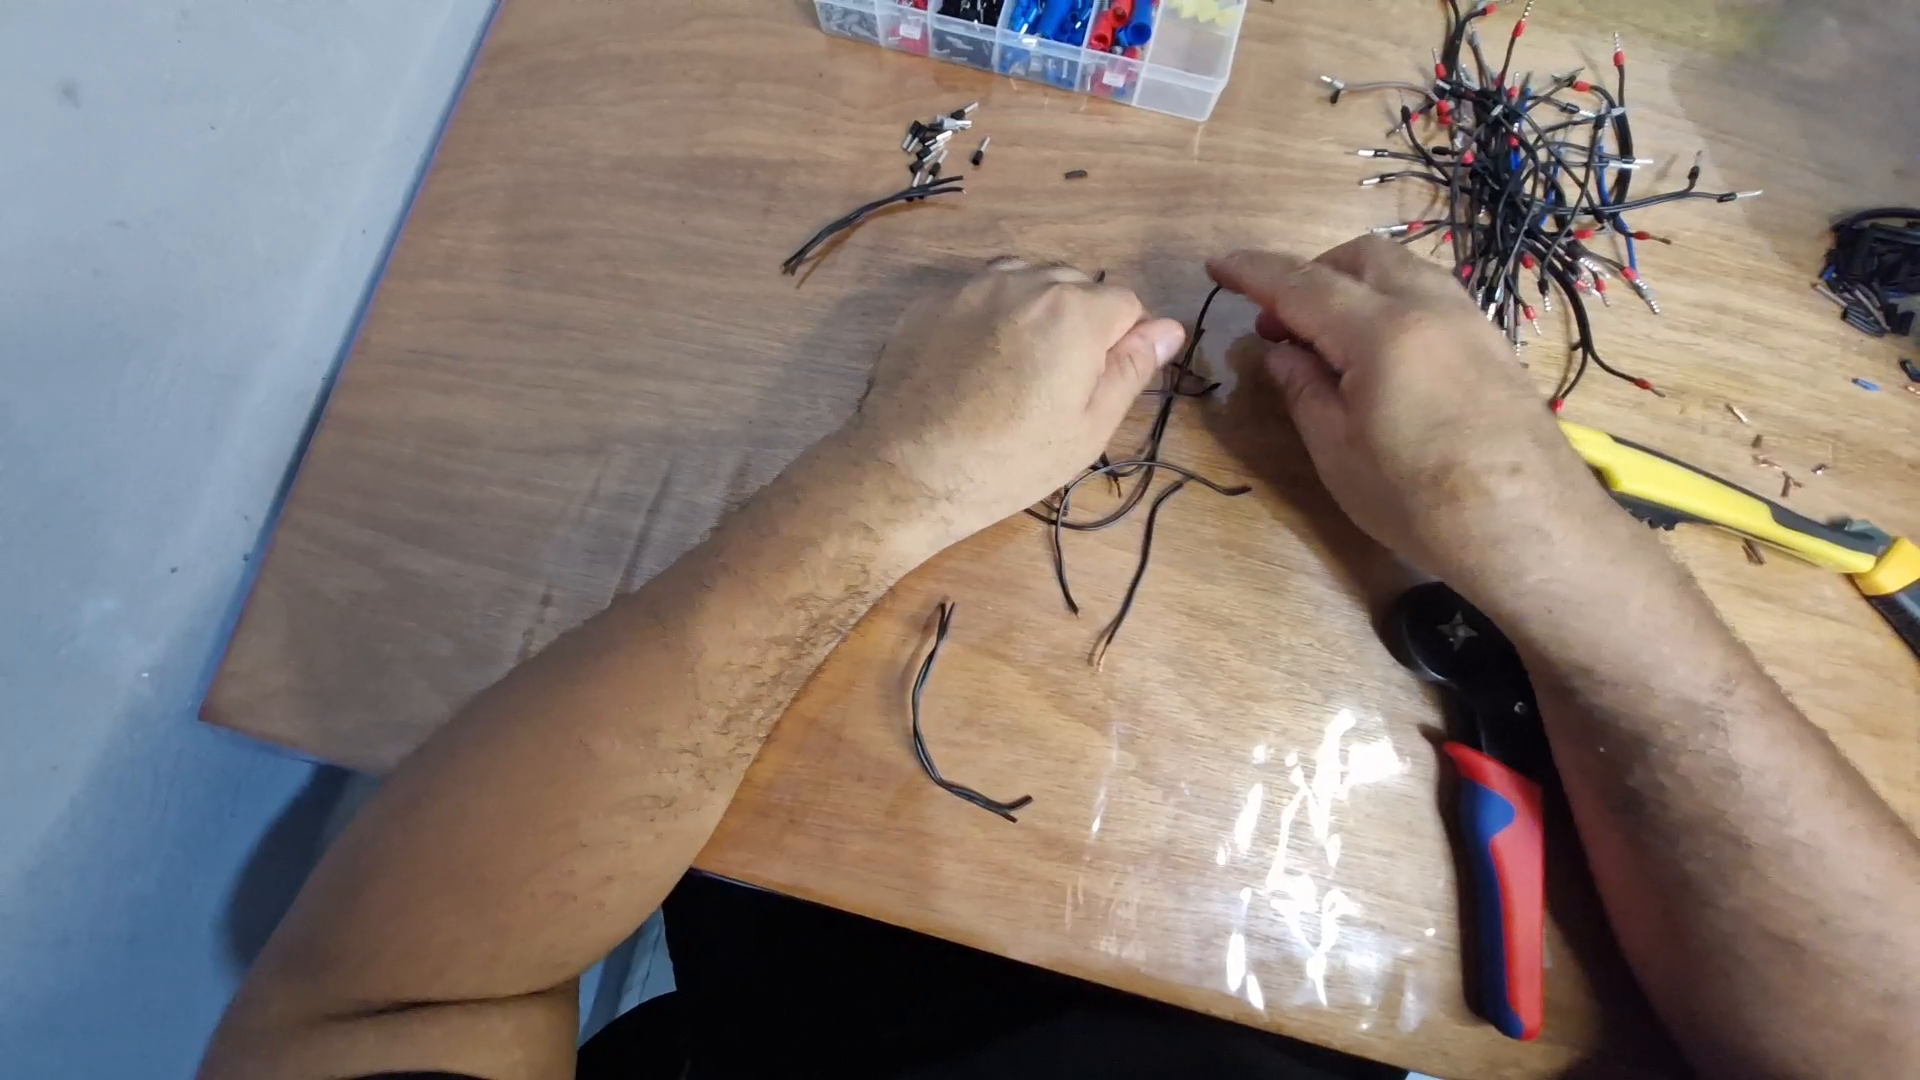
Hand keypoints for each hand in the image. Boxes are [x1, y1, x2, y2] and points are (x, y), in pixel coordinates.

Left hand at [842, 258, 1186, 544]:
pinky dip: (986, 317)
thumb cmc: (1007, 464)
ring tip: (1013, 369)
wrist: (906, 471)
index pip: (1126, 303)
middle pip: (1075, 285)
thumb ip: (1131, 369)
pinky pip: (977, 294)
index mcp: (1074, 312)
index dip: (1120, 344)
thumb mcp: (1086, 430)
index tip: (1094, 384)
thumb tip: (1168, 329)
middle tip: (1052, 383)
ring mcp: (969, 286)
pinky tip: (970, 365)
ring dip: (1033, 311)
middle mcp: (1024, 281)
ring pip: (1025, 281)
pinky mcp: (929, 301)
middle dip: (1078, 323)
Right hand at [1208, 237, 1618, 591]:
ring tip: (1319, 338)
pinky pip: (1426, 296)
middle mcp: (1430, 308)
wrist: (1526, 529)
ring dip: (1348, 286)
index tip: (1216, 264)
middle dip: (1307, 272)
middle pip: (1359, 257)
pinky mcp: (1489, 344)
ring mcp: (1469, 321)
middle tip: (1274, 324)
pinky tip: (1369, 352)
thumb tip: (1282, 352)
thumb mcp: (1334, 450)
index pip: (1302, 285)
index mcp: (1382, 332)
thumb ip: (1304, 389)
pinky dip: (1384, 303)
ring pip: (1399, 270)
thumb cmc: (1413, 498)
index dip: (1253, 272)